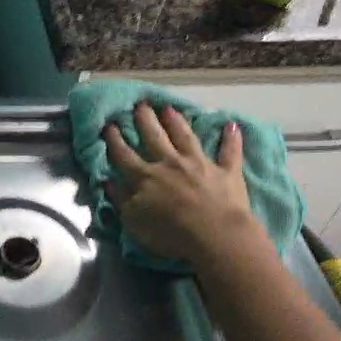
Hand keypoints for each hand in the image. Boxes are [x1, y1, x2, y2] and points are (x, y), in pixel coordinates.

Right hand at [102, 103, 262, 265]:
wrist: (214, 235)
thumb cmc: (170, 233)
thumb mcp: (133, 221)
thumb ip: (120, 199)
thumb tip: (108, 180)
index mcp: (145, 177)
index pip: (124, 155)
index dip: (115, 140)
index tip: (109, 125)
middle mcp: (170, 164)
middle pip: (154, 138)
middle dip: (146, 121)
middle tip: (140, 105)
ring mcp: (199, 165)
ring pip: (186, 138)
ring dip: (177, 123)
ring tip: (170, 108)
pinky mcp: (226, 172)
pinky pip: (229, 153)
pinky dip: (231, 139)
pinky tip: (232, 125)